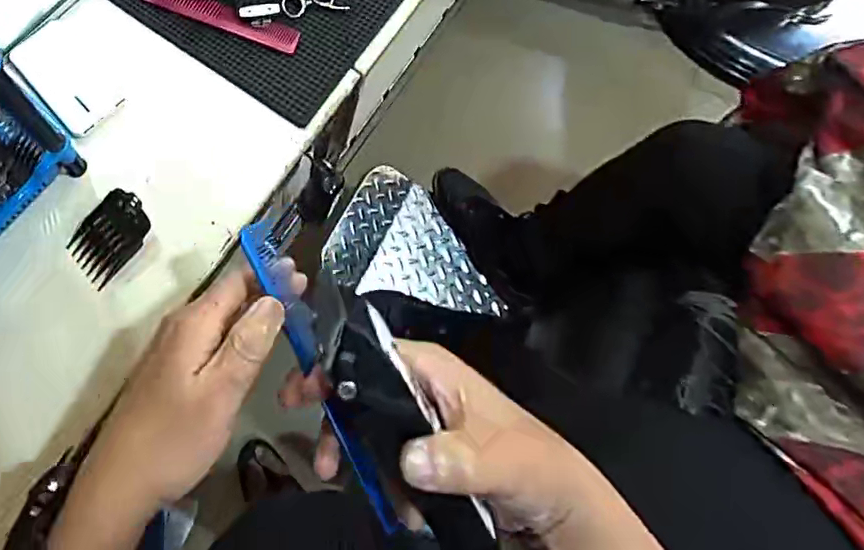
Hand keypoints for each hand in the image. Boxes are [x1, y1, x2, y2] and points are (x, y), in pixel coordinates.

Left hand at [50, 269, 297, 549]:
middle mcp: (182, 322)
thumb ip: (247, 344)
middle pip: (229, 294)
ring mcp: (174, 344)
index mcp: (194, 321)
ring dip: (253, 311)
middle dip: (265, 290)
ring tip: (287, 316)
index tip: (301, 276)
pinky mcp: (172, 365)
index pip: (237, 279)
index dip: (270, 274)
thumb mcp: (220, 393)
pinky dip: (237, 331)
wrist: (118, 482)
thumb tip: (273, 299)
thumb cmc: (174, 438)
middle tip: (303, 295)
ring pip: (221, 314)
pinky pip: (211, 334)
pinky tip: (253, 346)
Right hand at [283, 343, 661, 549]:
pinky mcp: (424, 460)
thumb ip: (457, 458)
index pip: (373, 350)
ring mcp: (421, 425)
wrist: (561, 512)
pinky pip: (384, 463)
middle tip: (309, 441)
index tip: (302, 388)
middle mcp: (421, 389)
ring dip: (351, 453)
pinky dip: (378, 482)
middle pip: (361, 388)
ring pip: (367, 428)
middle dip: (332, 412)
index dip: (335, 362)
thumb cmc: (535, 466)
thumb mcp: (501, 460)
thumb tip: (408, 460)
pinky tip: (392, 506)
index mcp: (434, 369)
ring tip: (338, 476)